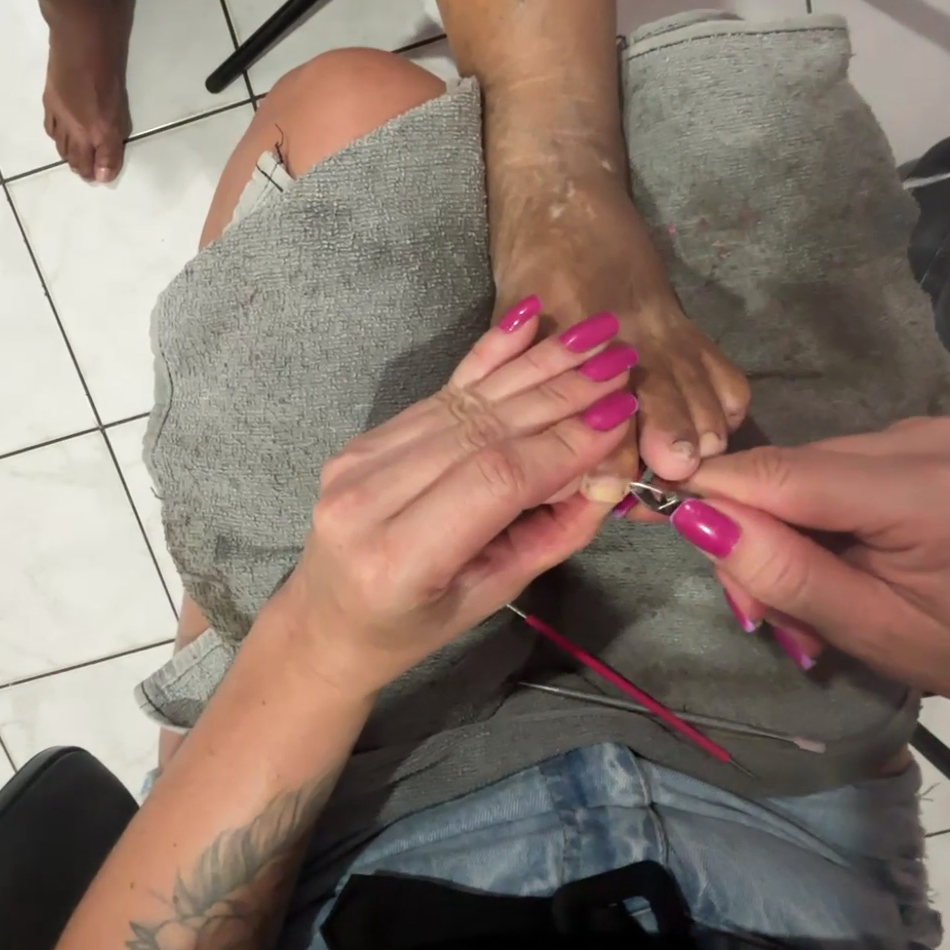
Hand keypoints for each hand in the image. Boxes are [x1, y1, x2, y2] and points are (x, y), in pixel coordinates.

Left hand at [263, 302, 638, 696]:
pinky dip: (487, 359)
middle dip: (559, 393)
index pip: (495, 479)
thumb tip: (606, 475)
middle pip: (479, 430)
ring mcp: (356, 460)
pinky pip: (436, 395)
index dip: (563, 443)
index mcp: (398, 558)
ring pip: (462, 404)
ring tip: (594, 336)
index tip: (623, 411)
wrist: (326, 620)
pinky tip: (527, 321)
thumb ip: (547, 535)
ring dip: (534, 366)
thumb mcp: (487, 597)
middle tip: (622, 362)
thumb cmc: (411, 628)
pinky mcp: (362, 440)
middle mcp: (368, 498)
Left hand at [493, 181, 748, 486]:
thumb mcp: (512, 306)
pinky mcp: (688, 320)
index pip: (604, 403)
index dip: (610, 451)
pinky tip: (713, 430)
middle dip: (676, 444)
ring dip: (706, 430)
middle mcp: (639, 331)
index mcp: (585, 331)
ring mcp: (670, 325)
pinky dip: (725, 403)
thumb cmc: (532, 259)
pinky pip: (721, 368)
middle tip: (676, 479)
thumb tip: (527, 432)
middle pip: (670, 399)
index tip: (612, 490)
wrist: (567, 193)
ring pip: (705, 387)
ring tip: (699, 467)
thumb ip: (516, 359)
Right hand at [668, 417, 949, 727]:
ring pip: (792, 472)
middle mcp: (923, 437)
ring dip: (771, 531)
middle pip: (781, 473)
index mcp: (929, 490)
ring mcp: (920, 430)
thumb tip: (694, 518)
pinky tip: (820, 559)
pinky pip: (817, 470)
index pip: (782, 474)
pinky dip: (799, 516)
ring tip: (796, 600)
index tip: (640, 505)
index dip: (705, 487)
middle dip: (747, 535)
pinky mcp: (911, 437)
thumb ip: (782, 571)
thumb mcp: (869, 630)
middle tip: (756, 611)